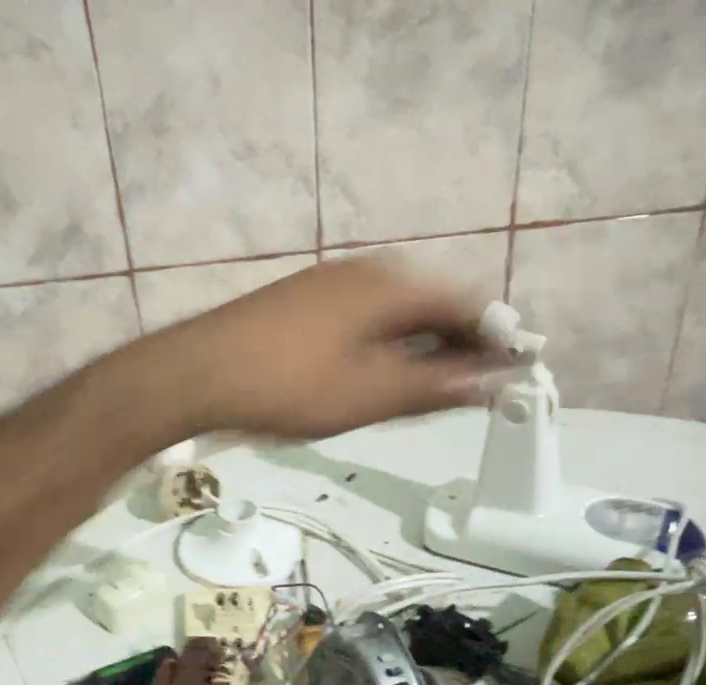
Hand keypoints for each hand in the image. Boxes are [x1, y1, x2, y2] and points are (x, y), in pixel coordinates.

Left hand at [120, 255, 513, 438]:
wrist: (196, 373)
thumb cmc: (288, 385)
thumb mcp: (370, 393)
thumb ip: (438, 386)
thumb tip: (497, 379)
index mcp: (394, 283)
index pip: (470, 301)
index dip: (496, 339)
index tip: (509, 376)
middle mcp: (368, 269)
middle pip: (435, 300)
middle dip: (459, 342)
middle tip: (468, 389)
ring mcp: (332, 280)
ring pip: (399, 308)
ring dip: (423, 343)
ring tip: (427, 389)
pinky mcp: (306, 299)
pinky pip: (368, 313)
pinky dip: (388, 340)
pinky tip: (379, 373)